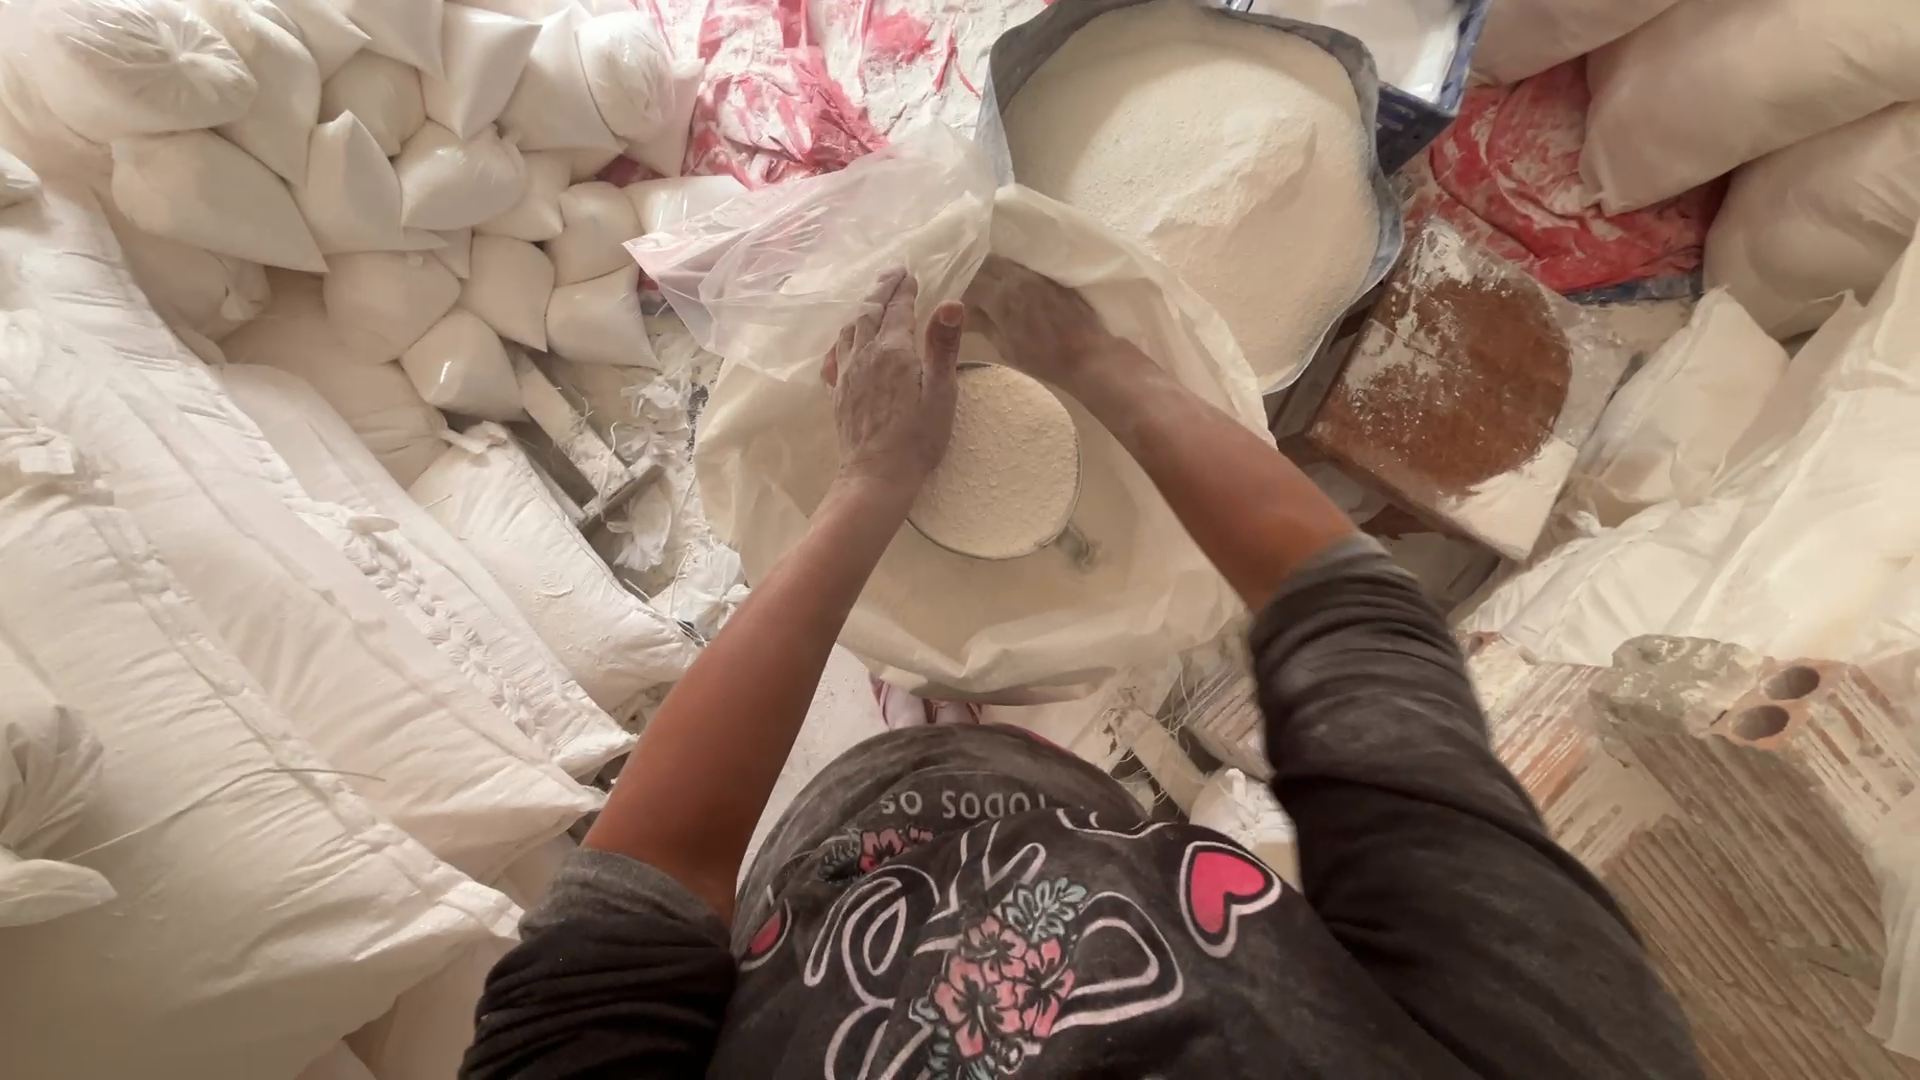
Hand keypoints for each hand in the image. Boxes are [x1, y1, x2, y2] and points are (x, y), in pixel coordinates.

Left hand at [823, 269, 964, 502]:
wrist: (876, 476)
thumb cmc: (917, 438)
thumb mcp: (941, 393)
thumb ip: (943, 346)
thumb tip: (951, 303)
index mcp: (893, 351)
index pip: (898, 310)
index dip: (905, 291)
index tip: (911, 275)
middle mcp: (864, 356)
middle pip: (869, 312)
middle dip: (881, 291)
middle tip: (892, 275)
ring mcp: (846, 374)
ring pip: (849, 330)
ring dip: (861, 310)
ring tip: (871, 302)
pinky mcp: (838, 393)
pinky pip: (835, 355)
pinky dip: (843, 339)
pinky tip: (844, 343)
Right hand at [962, 255, 1118, 389]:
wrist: (1087, 354)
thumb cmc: (1044, 358)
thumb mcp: (1006, 347)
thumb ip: (984, 324)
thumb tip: (963, 314)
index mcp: (1001, 296)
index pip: (969, 281)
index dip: (957, 287)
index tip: (951, 295)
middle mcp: (1017, 277)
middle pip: (984, 263)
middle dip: (971, 272)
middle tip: (964, 286)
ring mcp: (1035, 273)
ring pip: (1003, 261)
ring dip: (990, 269)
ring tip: (983, 283)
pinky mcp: (1050, 275)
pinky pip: (1022, 265)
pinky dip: (1009, 271)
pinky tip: (1007, 283)